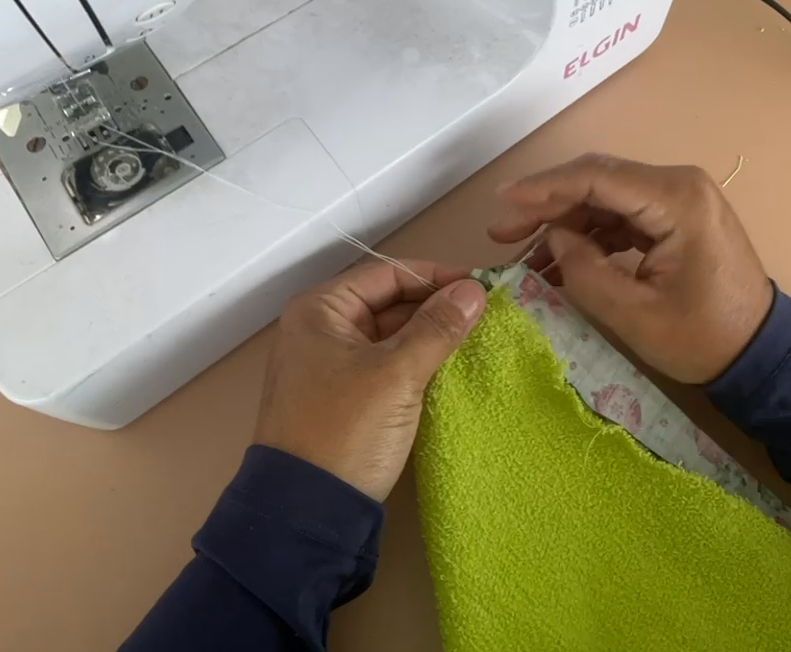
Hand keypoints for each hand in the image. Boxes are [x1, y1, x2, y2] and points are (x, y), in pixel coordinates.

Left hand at [253, 259, 485, 499]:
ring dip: (429, 332)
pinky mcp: (343, 394)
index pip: (388, 273)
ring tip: (476, 333)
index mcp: (321, 309)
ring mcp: (330, 363)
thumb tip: (474, 289)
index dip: (435, 276)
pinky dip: (416, 358)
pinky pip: (386, 361)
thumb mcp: (397, 374)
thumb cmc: (347, 430)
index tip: (480, 286)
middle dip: (435, 304)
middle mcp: (321, 328)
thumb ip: (437, 327)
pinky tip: (450, 362)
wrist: (306, 517)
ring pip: (390, 332)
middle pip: (388, 301)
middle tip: (484, 311)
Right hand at [489, 154, 772, 383]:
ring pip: (604, 198)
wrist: (761, 355)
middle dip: (546, 205)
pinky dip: (588, 235)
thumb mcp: (636, 315)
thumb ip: (585, 272)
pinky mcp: (673, 217)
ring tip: (523, 254)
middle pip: (596, 181)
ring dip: (564, 222)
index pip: (596, 178)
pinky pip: (620, 215)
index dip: (543, 188)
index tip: (502, 202)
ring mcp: (677, 199)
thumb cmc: (704, 338)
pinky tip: (558, 260)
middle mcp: (677, 185)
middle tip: (502, 232)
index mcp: (676, 199)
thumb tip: (554, 239)